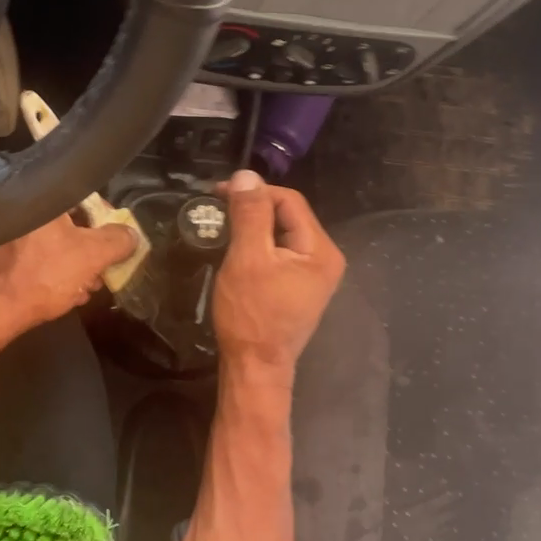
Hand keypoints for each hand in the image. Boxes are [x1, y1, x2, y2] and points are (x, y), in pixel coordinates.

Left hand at [0, 213, 139, 334]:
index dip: (107, 218)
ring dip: (76, 264)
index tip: (116, 239)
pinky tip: (67, 293)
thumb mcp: (92, 256)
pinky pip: (37, 257)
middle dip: (91, 248)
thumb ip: (117, 241)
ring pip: (54, 243)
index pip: (86, 197)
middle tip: (103, 269)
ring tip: (88, 287)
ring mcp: (8, 232)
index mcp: (43, 199)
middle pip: (70, 223)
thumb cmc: (45, 274)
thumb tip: (130, 234)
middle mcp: (23, 208)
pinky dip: (54, 271)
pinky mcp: (0, 254)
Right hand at [212, 170, 345, 375]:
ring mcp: (313, 275)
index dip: (254, 192)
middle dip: (252, 208)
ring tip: (221, 226)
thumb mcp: (247, 258)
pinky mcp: (298, 288)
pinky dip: (256, 244)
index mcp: (320, 250)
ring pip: (280, 234)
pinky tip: (235, 248)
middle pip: (287, 215)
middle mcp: (325, 259)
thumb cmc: (251, 313)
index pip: (289, 201)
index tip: (218, 194)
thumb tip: (247, 175)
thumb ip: (249, 214)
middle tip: (216, 209)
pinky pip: (279, 252)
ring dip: (251, 225)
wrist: (255, 366)